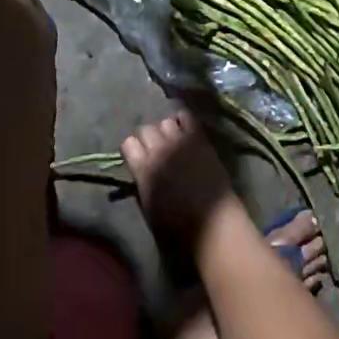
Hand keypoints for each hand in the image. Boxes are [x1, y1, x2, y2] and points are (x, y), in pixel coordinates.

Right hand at [121, 112, 244, 251]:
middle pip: (146, 129)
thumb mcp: (147, 205)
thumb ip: (140, 181)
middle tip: (156, 148)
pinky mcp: (200, 138)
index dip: (133, 149)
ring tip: (173, 140)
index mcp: (142, 168)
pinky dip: (183, 119)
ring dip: (166, 129)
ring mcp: (180, 141)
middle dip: (148, 137)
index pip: (128, 143)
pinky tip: (185, 128)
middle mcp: (158, 149)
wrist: (210, 217)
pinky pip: (188, 117)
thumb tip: (140, 170)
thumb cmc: (175, 221)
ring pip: (166, 121)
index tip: (138, 156)